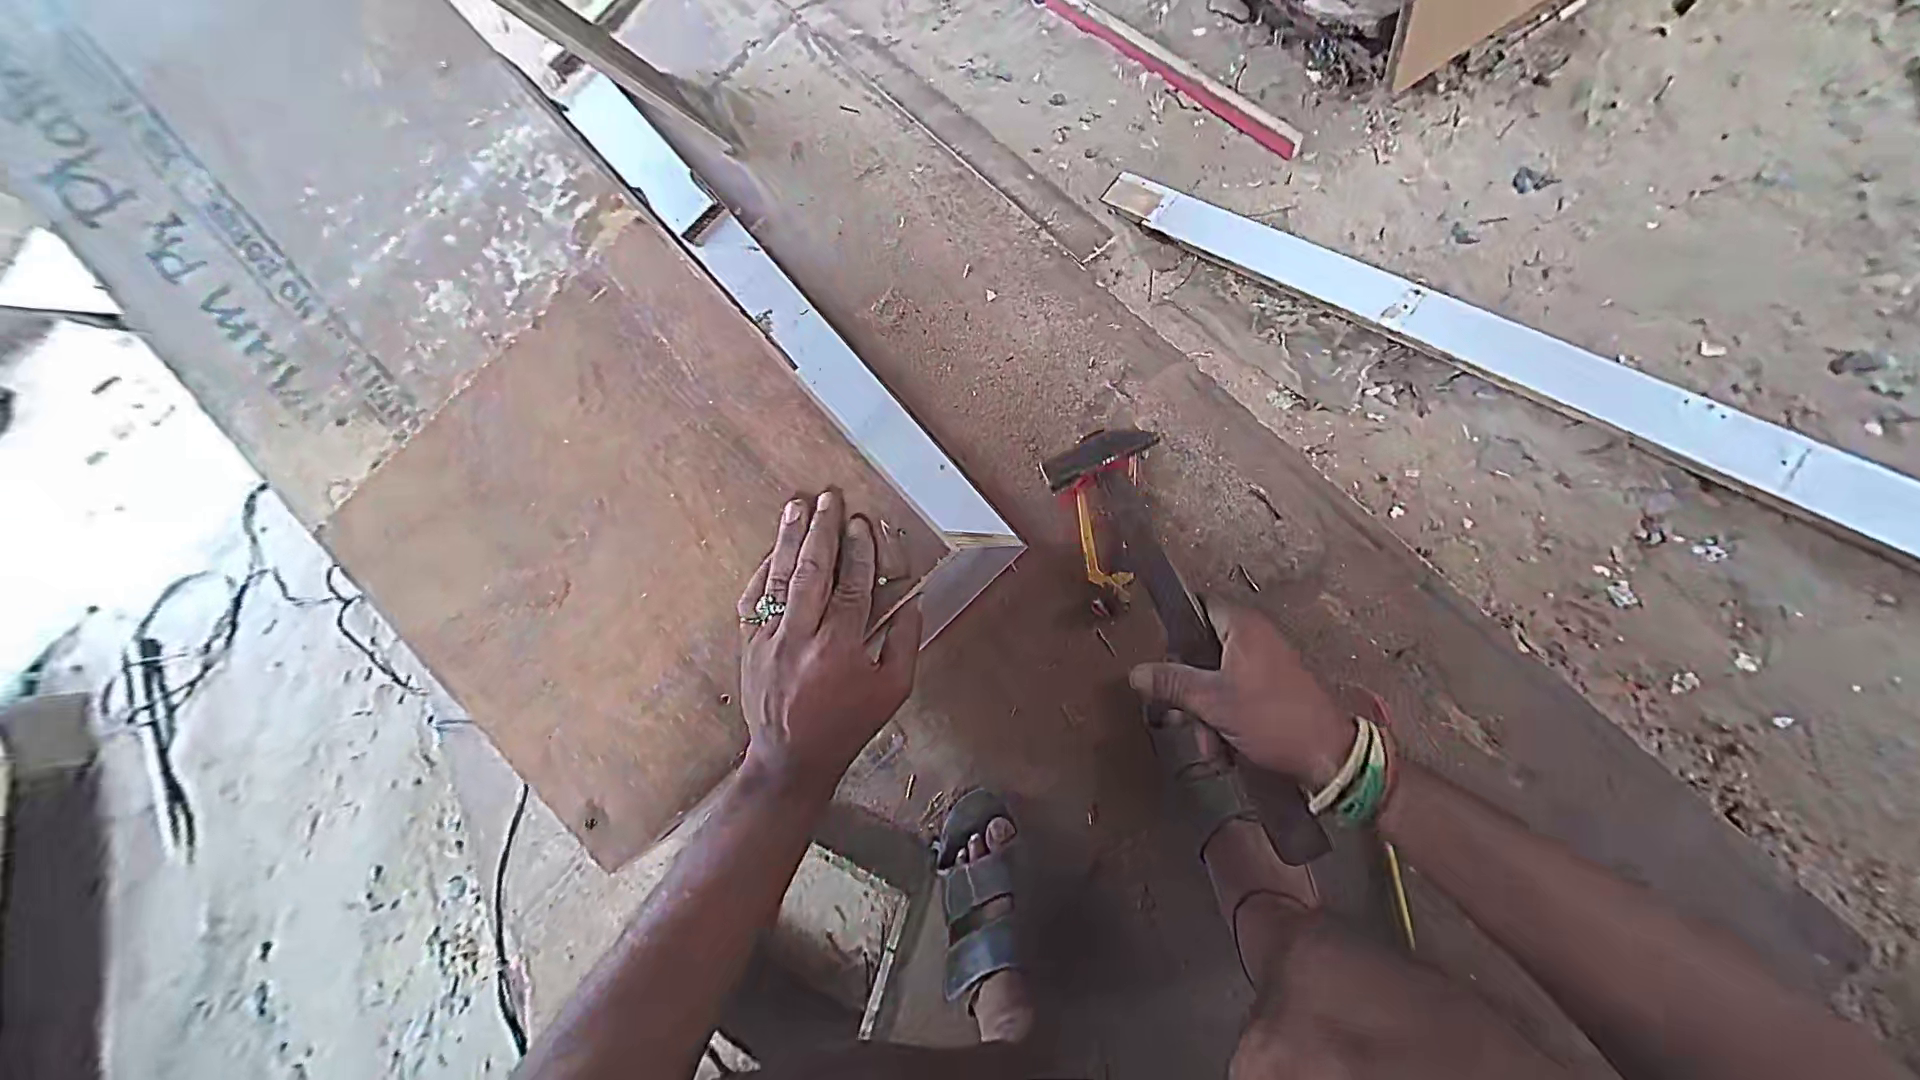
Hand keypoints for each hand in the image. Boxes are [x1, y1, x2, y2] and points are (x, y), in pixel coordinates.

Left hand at [735, 490, 921, 801]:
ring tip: (798, 506)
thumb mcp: (892, 691)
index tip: (862, 524)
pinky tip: (773, 549)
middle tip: (830, 499)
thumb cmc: (847, 725)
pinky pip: (753, 600)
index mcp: (839, 649)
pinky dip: (763, 572)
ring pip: (781, 579)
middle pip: (813, 571)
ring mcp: (770, 640)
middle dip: (823, 530)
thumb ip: (904, 643)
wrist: (791, 759)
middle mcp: (801, 639)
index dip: (859, 551)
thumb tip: (911, 602)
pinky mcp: (750, 645)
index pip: (852, 587)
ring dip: (790, 539)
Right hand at [1129, 603, 1351, 787]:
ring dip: (1203, 713)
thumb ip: (1171, 682)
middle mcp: (1254, 638)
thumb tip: (1135, 672)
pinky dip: (1223, 720)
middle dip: (1187, 689)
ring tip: (1208, 743)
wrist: (1331, 758)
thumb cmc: (1274, 718)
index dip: (1174, 627)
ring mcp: (1263, 665)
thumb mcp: (1212, 700)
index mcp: (1242, 626)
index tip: (1160, 654)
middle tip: (1178, 713)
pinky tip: (1223, 748)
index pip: (1197, 606)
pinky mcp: (1270, 691)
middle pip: (1200, 650)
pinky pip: (1233, 696)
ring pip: (1214, 679)